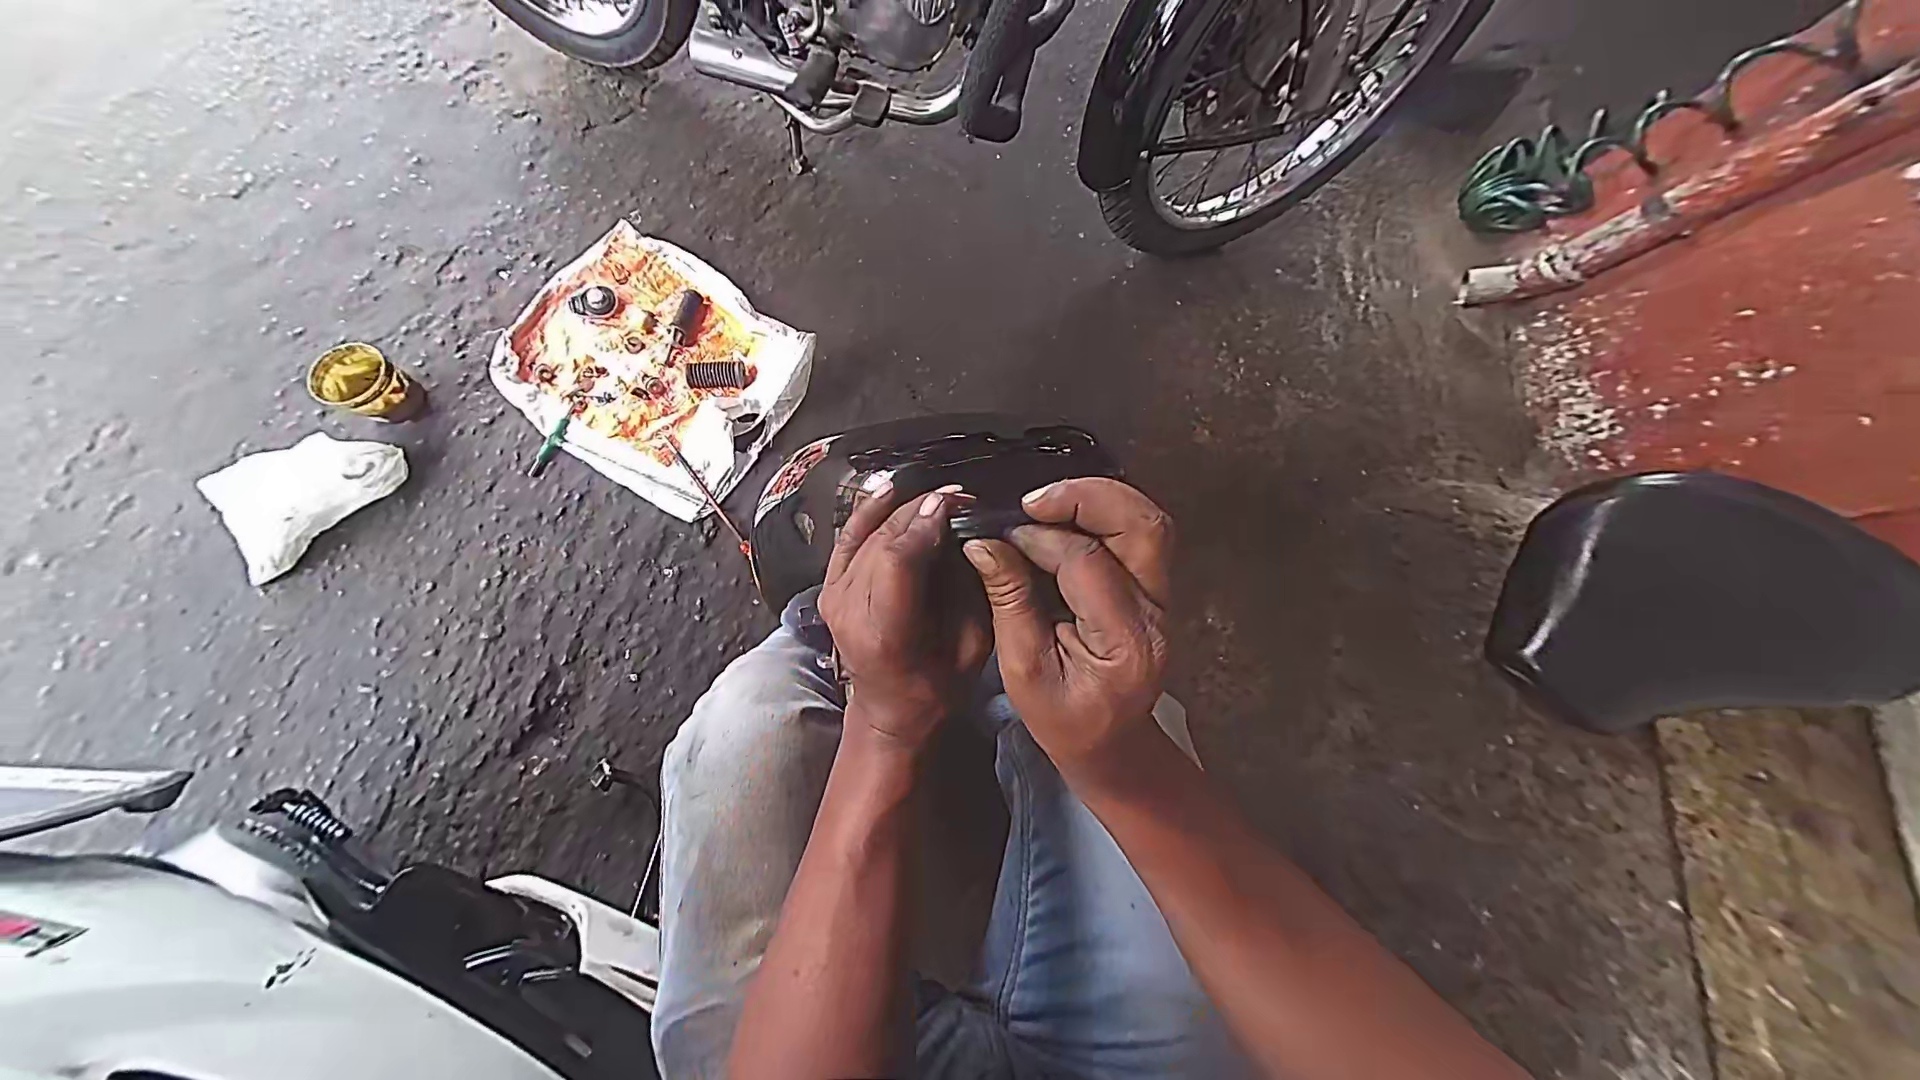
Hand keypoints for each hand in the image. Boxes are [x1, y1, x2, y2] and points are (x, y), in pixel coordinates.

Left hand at [819, 483, 992, 749]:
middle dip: (921, 509)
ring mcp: (834, 597)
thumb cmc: (933, 688)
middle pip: (882, 539)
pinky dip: (868, 511)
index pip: (898, 559)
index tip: (956, 504)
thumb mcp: (972, 645)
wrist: (889, 710)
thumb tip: (966, 535)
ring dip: (904, 507)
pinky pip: (848, 536)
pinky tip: (890, 491)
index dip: (927, 523)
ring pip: (866, 532)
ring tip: (937, 497)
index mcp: (886, 633)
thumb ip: (970, 589)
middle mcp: (850, 611)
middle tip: (956, 497)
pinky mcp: (830, 587)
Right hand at [961, 478, 1174, 785]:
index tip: (1002, 537)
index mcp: (1125, 643)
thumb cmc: (1067, 722)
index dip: (1039, 540)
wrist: (1111, 743)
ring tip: (1048, 503)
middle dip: (1085, 498)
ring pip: (1147, 521)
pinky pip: (1138, 534)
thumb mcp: (1023, 671)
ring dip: (1098, 499)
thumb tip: (985, 546)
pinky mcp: (1153, 589)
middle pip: (1142, 526)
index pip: (1087, 563)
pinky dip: (1103, 514)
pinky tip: (1068, 517)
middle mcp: (1154, 614)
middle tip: (1034, 500)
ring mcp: (1161, 599)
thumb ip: (1010, 602)